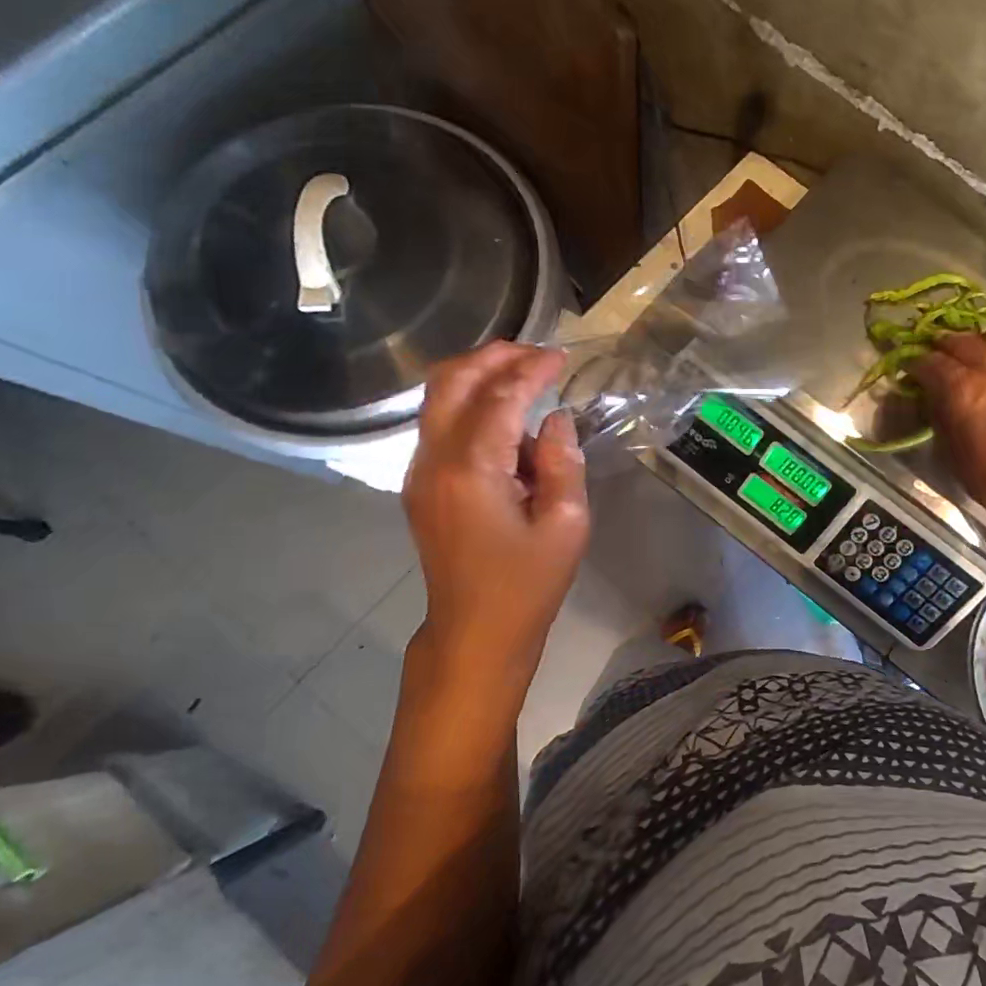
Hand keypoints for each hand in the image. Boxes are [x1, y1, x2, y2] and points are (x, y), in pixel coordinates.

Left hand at [402, 343, 588, 671]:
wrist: (476, 632)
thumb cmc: (528, 584)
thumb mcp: (566, 524)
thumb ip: (562, 462)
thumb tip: (554, 420)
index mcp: (471, 470)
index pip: (500, 397)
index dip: (531, 369)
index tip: (561, 355)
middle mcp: (434, 460)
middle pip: (451, 382)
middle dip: (492, 357)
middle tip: (535, 353)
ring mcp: (419, 473)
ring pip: (437, 399)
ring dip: (477, 376)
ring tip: (521, 374)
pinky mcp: (420, 486)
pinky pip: (440, 426)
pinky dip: (469, 405)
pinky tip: (505, 419)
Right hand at [908, 322, 985, 530]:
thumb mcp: (949, 447)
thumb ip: (939, 413)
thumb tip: (932, 394)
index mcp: (962, 389)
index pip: (930, 362)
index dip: (916, 364)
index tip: (911, 369)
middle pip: (962, 340)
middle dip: (944, 346)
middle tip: (938, 357)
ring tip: (981, 351)